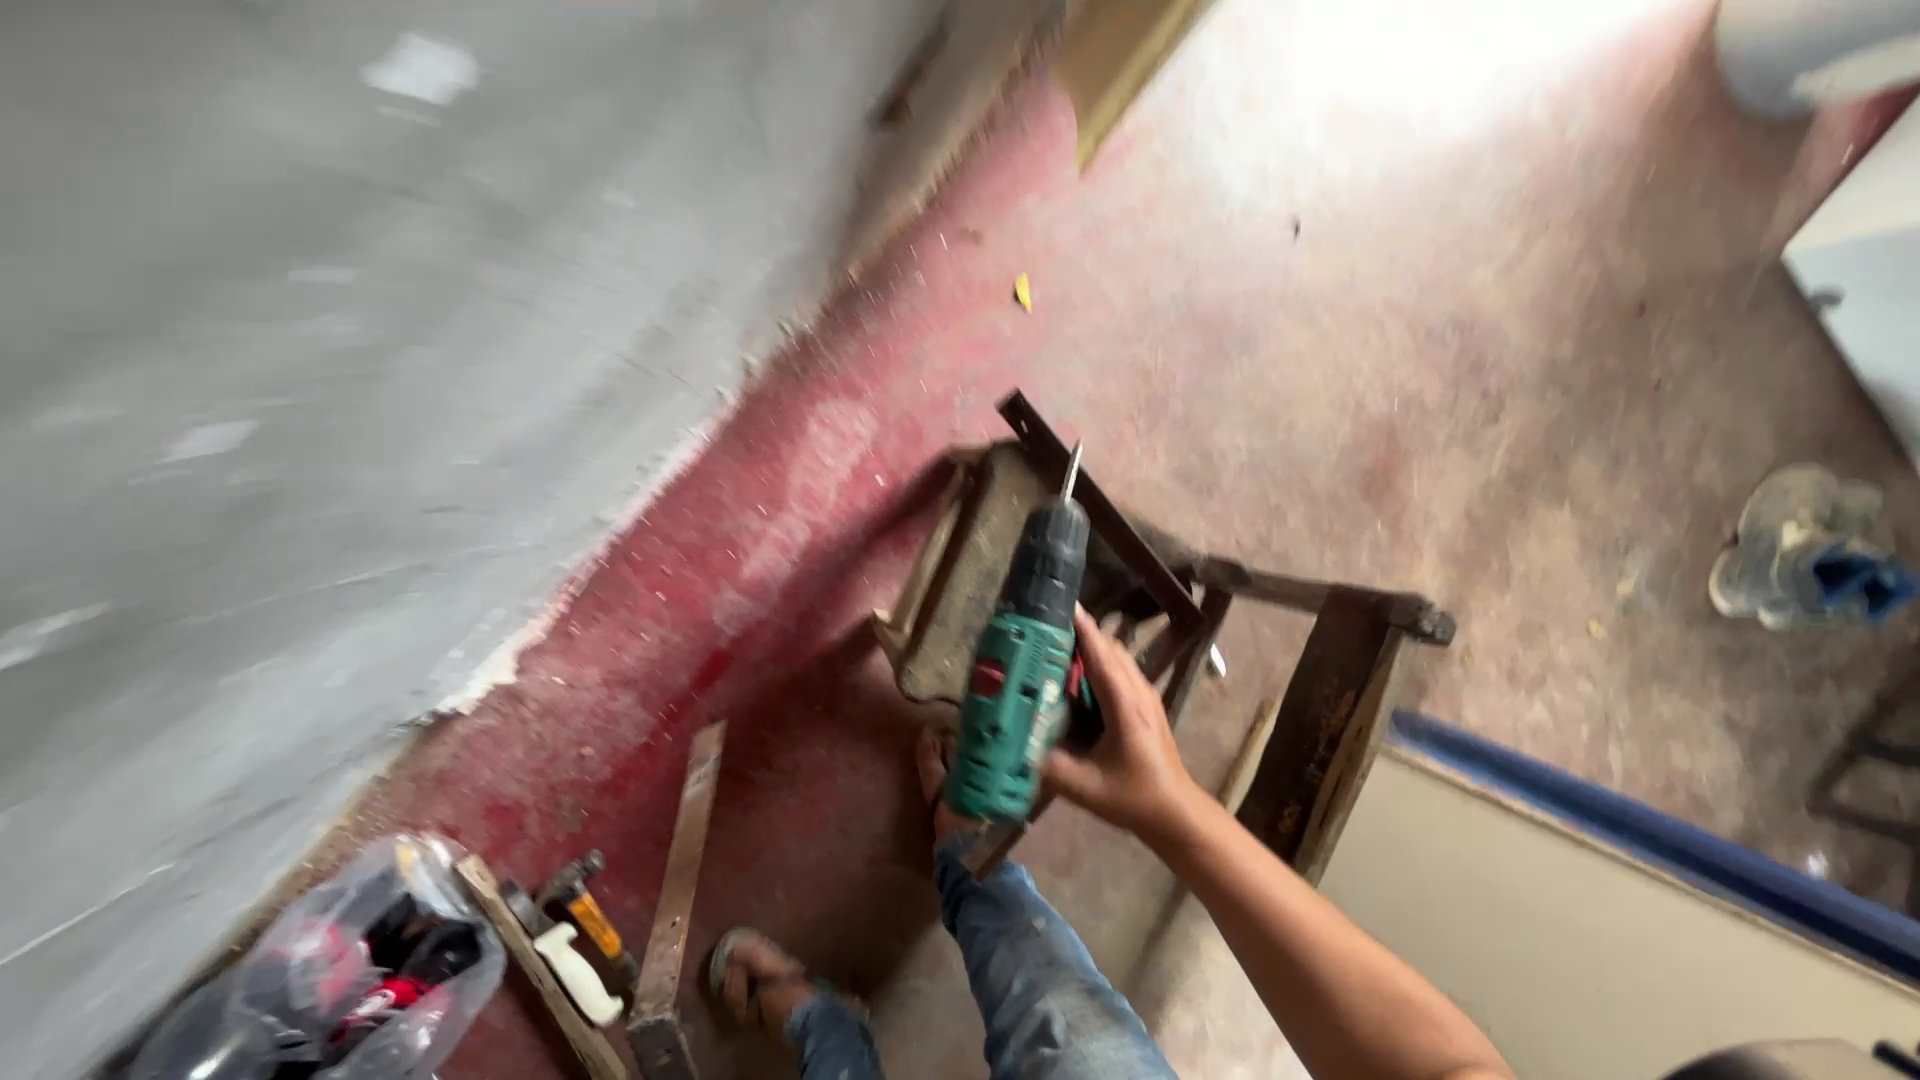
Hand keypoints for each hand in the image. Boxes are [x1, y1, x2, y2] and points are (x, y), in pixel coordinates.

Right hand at [1043, 606, 1201, 837]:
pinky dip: (1099, 660)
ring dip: (1090, 646)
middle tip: (1044, 628)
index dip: (1082, 628)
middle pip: (1109, 648)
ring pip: (1117, 656)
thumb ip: (1048, 766)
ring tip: (1056, 645)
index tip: (1061, 604)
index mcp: (1125, 706)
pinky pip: (1120, 669)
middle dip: (1080, 632)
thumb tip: (1014, 743)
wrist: (1175, 812)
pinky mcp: (1146, 703)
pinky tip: (1077, 673)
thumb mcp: (1084, 787)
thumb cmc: (1133, 798)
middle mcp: (1138, 692)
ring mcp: (1146, 696)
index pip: (1101, 655)